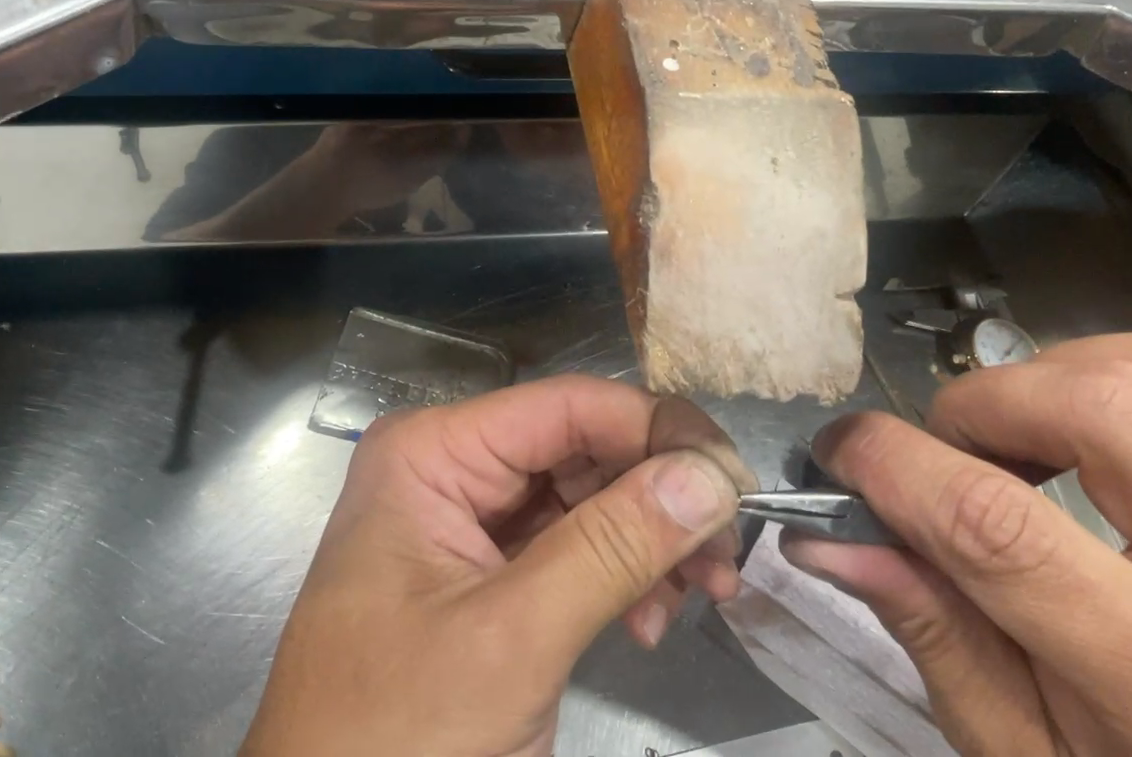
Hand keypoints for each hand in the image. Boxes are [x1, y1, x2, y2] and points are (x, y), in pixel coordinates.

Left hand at [242, 376, 757, 756]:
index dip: (657, 431)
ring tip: (700, 595)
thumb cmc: (396, 731)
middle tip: (724, 556)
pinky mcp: (489, 572)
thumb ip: (610, 548)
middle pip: (582, 448)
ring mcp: (469, 520)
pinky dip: (623, 575)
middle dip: (658, 496)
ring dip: (650, 541)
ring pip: (587, 497)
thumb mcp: (509, 638)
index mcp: (432, 451)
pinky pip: (574, 546)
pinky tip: (650, 619)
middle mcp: (451, 466)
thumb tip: (708, 474)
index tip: (735, 483)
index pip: (567, 407)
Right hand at [781, 330, 1131, 755]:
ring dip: (1069, 375)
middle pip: (1108, 412)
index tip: (840, 452)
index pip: (1002, 529)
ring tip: (1027, 432)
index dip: (892, 466)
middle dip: (982, 406)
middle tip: (948, 453)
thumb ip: (937, 638)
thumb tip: (829, 539)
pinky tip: (1111, 428)